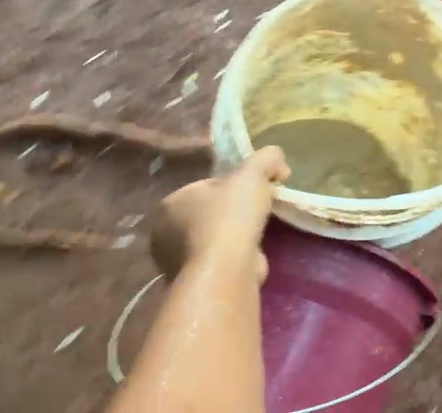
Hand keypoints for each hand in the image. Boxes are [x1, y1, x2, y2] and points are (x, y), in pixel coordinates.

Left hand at [149, 146, 290, 281]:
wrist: (225, 271)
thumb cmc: (230, 217)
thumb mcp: (254, 170)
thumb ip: (267, 157)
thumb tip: (279, 168)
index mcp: (169, 204)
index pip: (205, 186)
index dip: (232, 185)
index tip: (254, 190)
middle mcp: (162, 234)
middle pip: (208, 212)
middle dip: (232, 211)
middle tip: (258, 210)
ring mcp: (173, 263)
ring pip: (212, 238)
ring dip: (234, 235)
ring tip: (258, 233)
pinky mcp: (191, 283)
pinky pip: (216, 260)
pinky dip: (233, 256)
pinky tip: (250, 253)